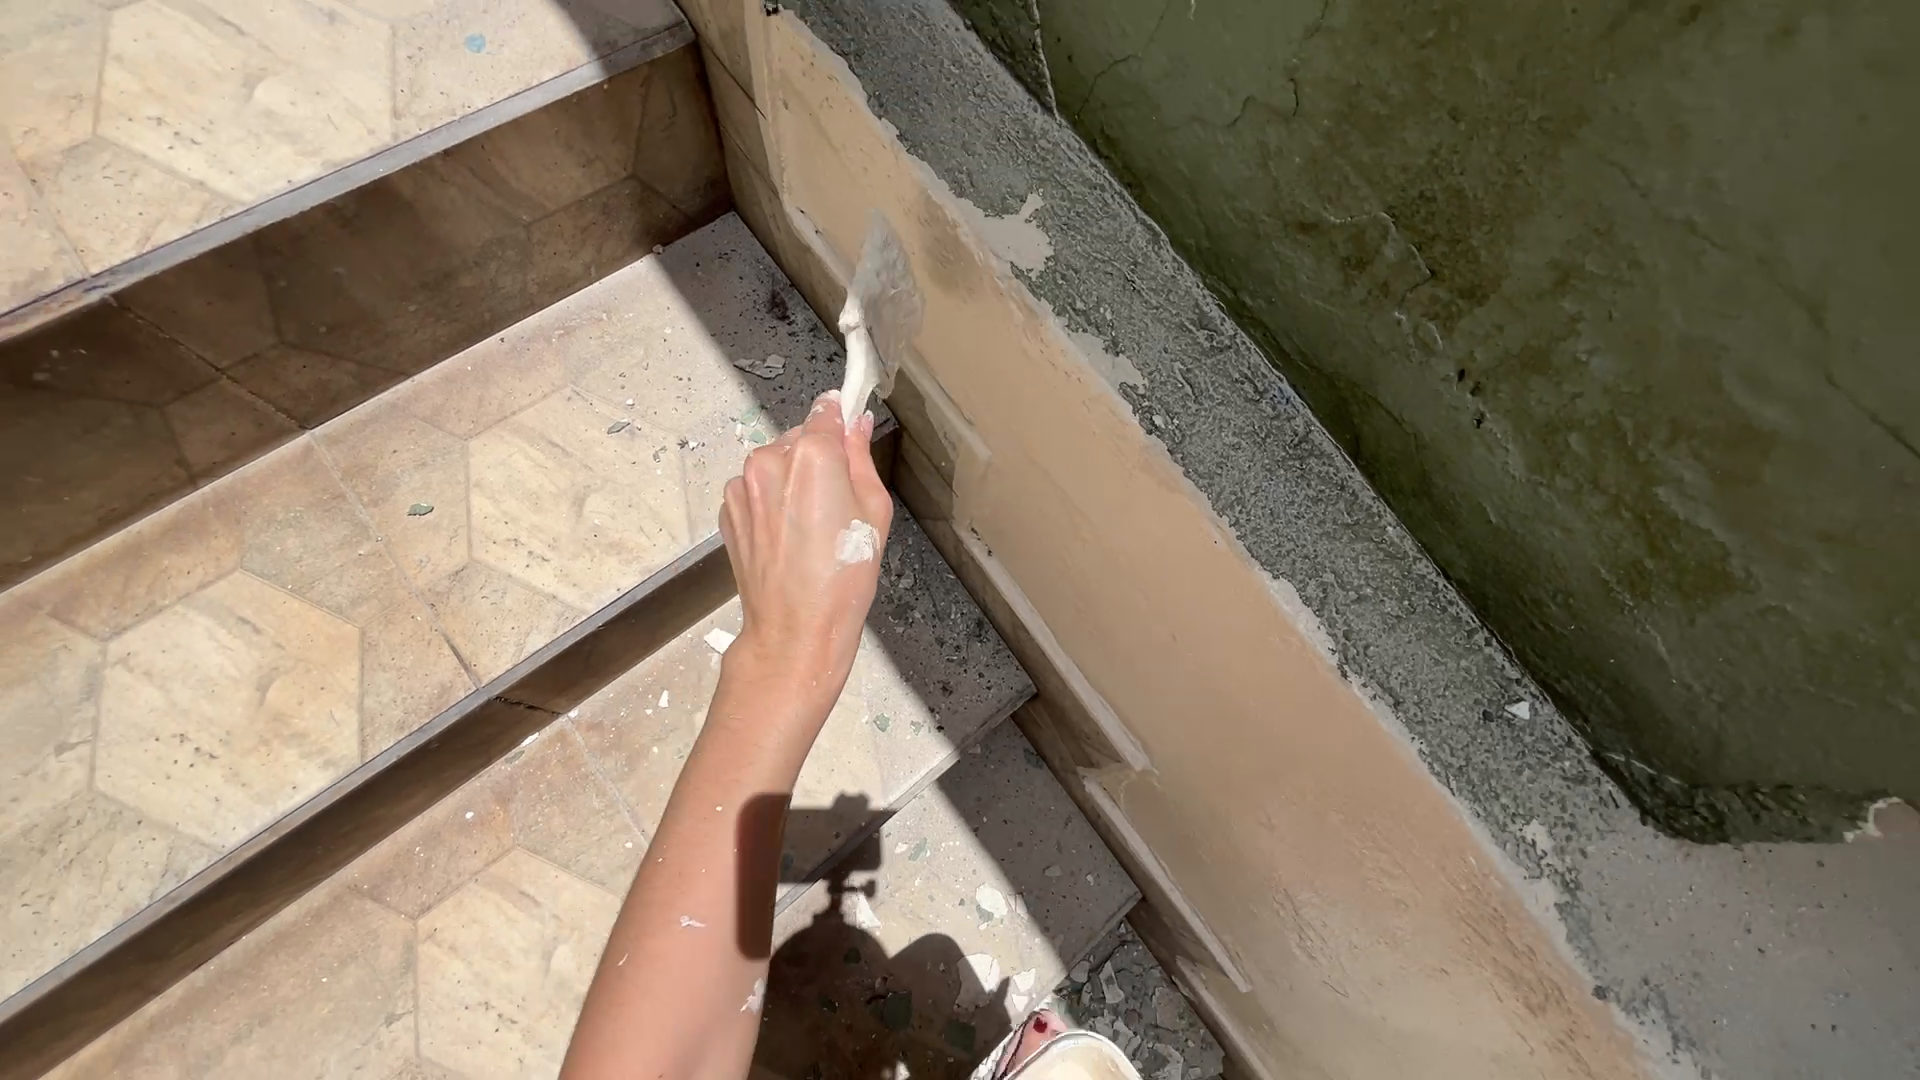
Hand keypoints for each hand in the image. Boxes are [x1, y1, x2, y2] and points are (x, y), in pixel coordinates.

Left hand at [718, 392, 892, 713]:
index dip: (841, 412)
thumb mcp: (875, 513)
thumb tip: (856, 424)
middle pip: (800, 438)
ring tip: (812, 524)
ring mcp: (743, 485)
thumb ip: (862, 459)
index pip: (827, 411)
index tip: (850, 411)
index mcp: (813, 454)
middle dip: (819, 455)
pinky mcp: (728, 509)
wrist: (795, 627)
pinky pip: (756, 488)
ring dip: (793, 478)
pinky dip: (772, 499)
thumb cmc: (845, 576)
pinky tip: (789, 534)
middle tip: (839, 498)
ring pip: (776, 463)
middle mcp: (770, 459)